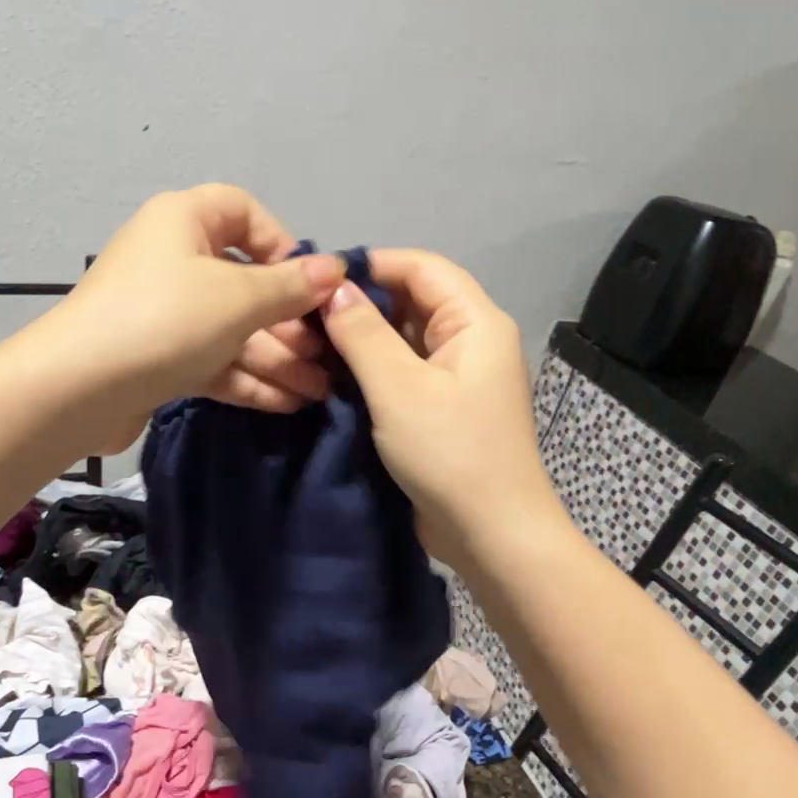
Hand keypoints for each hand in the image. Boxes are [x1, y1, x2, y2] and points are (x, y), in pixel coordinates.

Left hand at [54, 185, 345, 422]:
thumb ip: (291, 287)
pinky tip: (287, 403)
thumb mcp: (238, 298)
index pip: (244, 213)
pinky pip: (213, 361)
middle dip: (289, 322)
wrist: (79, 389)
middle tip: (327, 357)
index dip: (283, 245)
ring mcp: (164, 313)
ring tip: (319, 393)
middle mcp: (173, 259)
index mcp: (184, 220)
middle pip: (245, 283)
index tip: (311, 285)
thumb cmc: (164, 321)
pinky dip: (248, 379)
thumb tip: (335, 270)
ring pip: (232, 330)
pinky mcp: (159, 359)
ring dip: (277, 360)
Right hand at [318, 249, 562, 564]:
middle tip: (306, 320)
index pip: (422, 267)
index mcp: (475, 322)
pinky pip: (407, 375)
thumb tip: (335, 288)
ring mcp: (460, 378)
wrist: (491, 532)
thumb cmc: (450, 453)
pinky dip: (374, 373)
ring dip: (364, 342)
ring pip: (407, 341)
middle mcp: (472, 341)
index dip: (371, 265)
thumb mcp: (398, 389)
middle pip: (414, 301)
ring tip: (312, 348)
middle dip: (363, 306)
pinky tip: (336, 381)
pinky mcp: (445, 411)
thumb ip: (363, 334)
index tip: (318, 282)